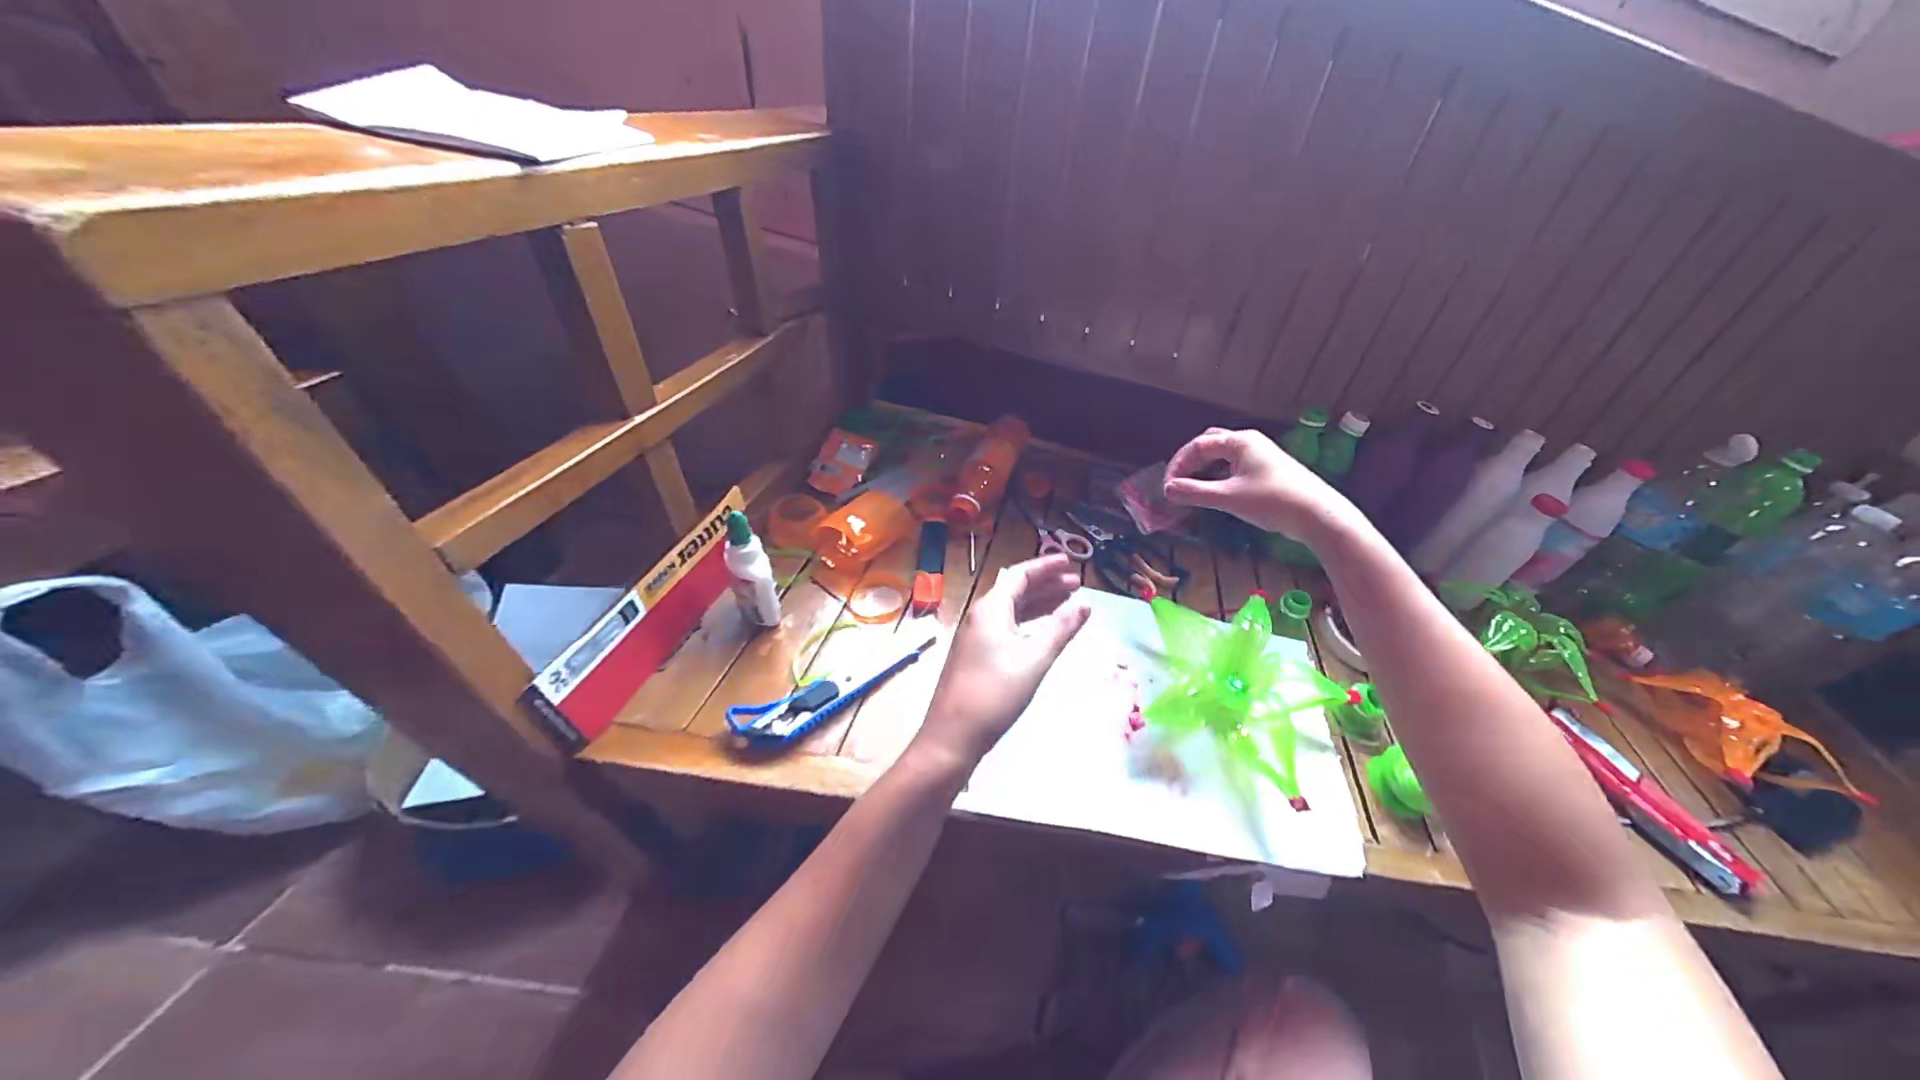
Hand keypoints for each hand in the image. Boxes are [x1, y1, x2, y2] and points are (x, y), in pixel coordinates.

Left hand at [912, 554, 1090, 773]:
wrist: (952, 736)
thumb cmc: (994, 695)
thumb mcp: (1034, 660)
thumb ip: (1060, 629)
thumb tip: (1084, 603)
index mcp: (989, 609)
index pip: (1020, 575)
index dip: (1046, 567)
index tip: (1071, 563)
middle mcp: (980, 617)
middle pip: (1015, 590)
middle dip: (1046, 584)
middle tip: (1076, 584)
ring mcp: (975, 638)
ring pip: (1011, 611)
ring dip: (1039, 604)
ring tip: (1067, 603)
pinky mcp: (976, 657)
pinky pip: (1006, 628)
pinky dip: (1028, 624)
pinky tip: (1043, 633)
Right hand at [1163, 427, 1365, 543]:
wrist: (1318, 515)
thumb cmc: (1273, 501)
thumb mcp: (1228, 498)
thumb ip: (1194, 493)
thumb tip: (1167, 489)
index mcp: (1240, 441)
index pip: (1198, 445)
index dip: (1178, 464)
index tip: (1167, 486)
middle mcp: (1250, 443)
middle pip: (1210, 445)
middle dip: (1190, 462)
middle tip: (1177, 483)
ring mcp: (1261, 457)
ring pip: (1222, 457)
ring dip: (1204, 471)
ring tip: (1192, 490)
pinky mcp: (1267, 472)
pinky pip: (1234, 468)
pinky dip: (1218, 477)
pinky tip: (1215, 493)